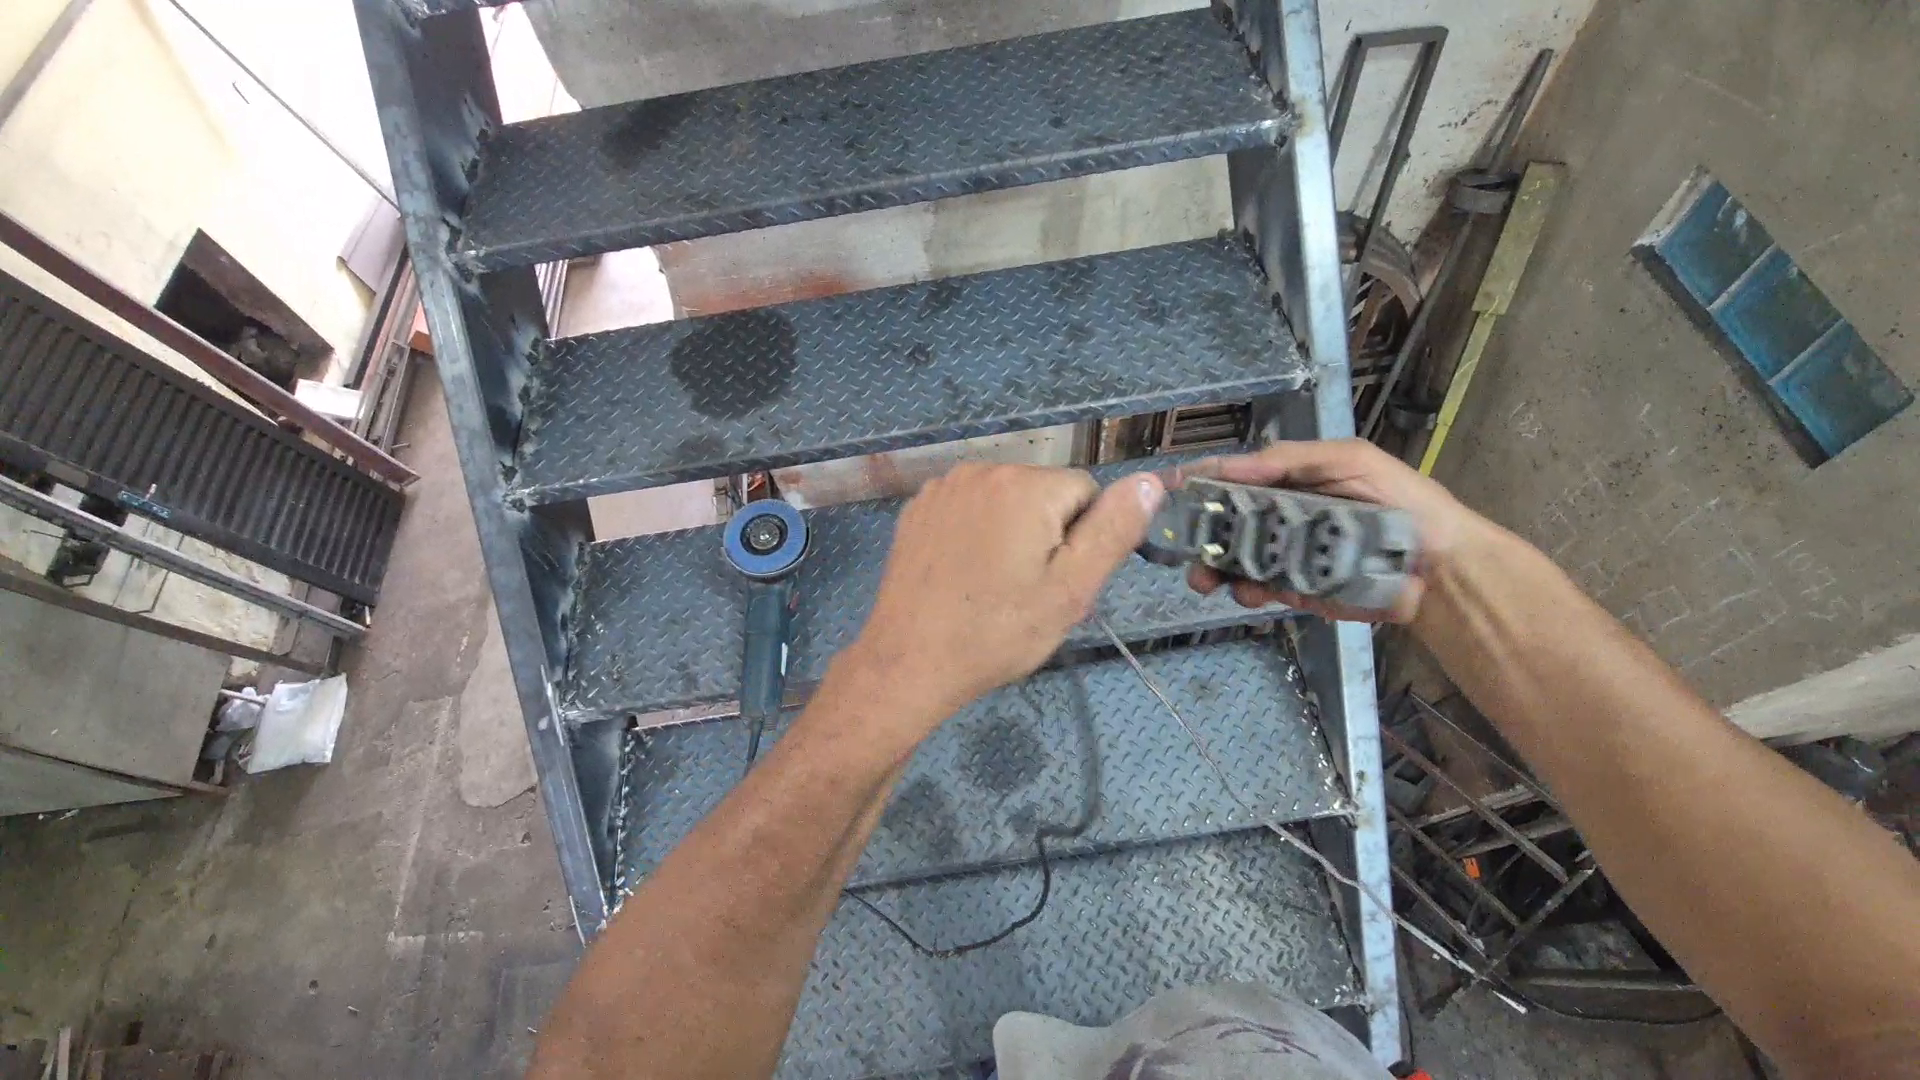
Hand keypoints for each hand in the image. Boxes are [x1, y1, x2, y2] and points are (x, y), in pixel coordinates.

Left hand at [847, 464, 1163, 723]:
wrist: (909, 661)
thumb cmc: (997, 632)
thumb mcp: (1070, 590)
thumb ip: (1113, 530)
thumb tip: (1150, 481)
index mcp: (1025, 485)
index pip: (1086, 493)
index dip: (1082, 541)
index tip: (1059, 582)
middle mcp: (983, 469)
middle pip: (1044, 494)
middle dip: (1047, 534)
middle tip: (1028, 592)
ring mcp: (944, 487)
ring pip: (1006, 501)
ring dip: (1011, 533)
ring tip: (994, 586)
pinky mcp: (918, 509)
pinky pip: (969, 509)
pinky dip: (975, 533)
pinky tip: (964, 575)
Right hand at [1169, 439, 1495, 623]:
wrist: (1442, 565)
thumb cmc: (1400, 501)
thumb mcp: (1350, 460)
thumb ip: (1290, 458)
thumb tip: (1229, 466)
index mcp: (1288, 483)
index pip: (1234, 480)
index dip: (1203, 486)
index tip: (1172, 493)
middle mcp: (1280, 518)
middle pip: (1224, 525)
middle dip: (1198, 536)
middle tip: (1181, 549)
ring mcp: (1285, 557)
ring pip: (1233, 562)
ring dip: (1212, 569)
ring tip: (1204, 579)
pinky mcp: (1296, 591)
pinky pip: (1259, 591)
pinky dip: (1246, 592)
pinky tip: (1249, 592)